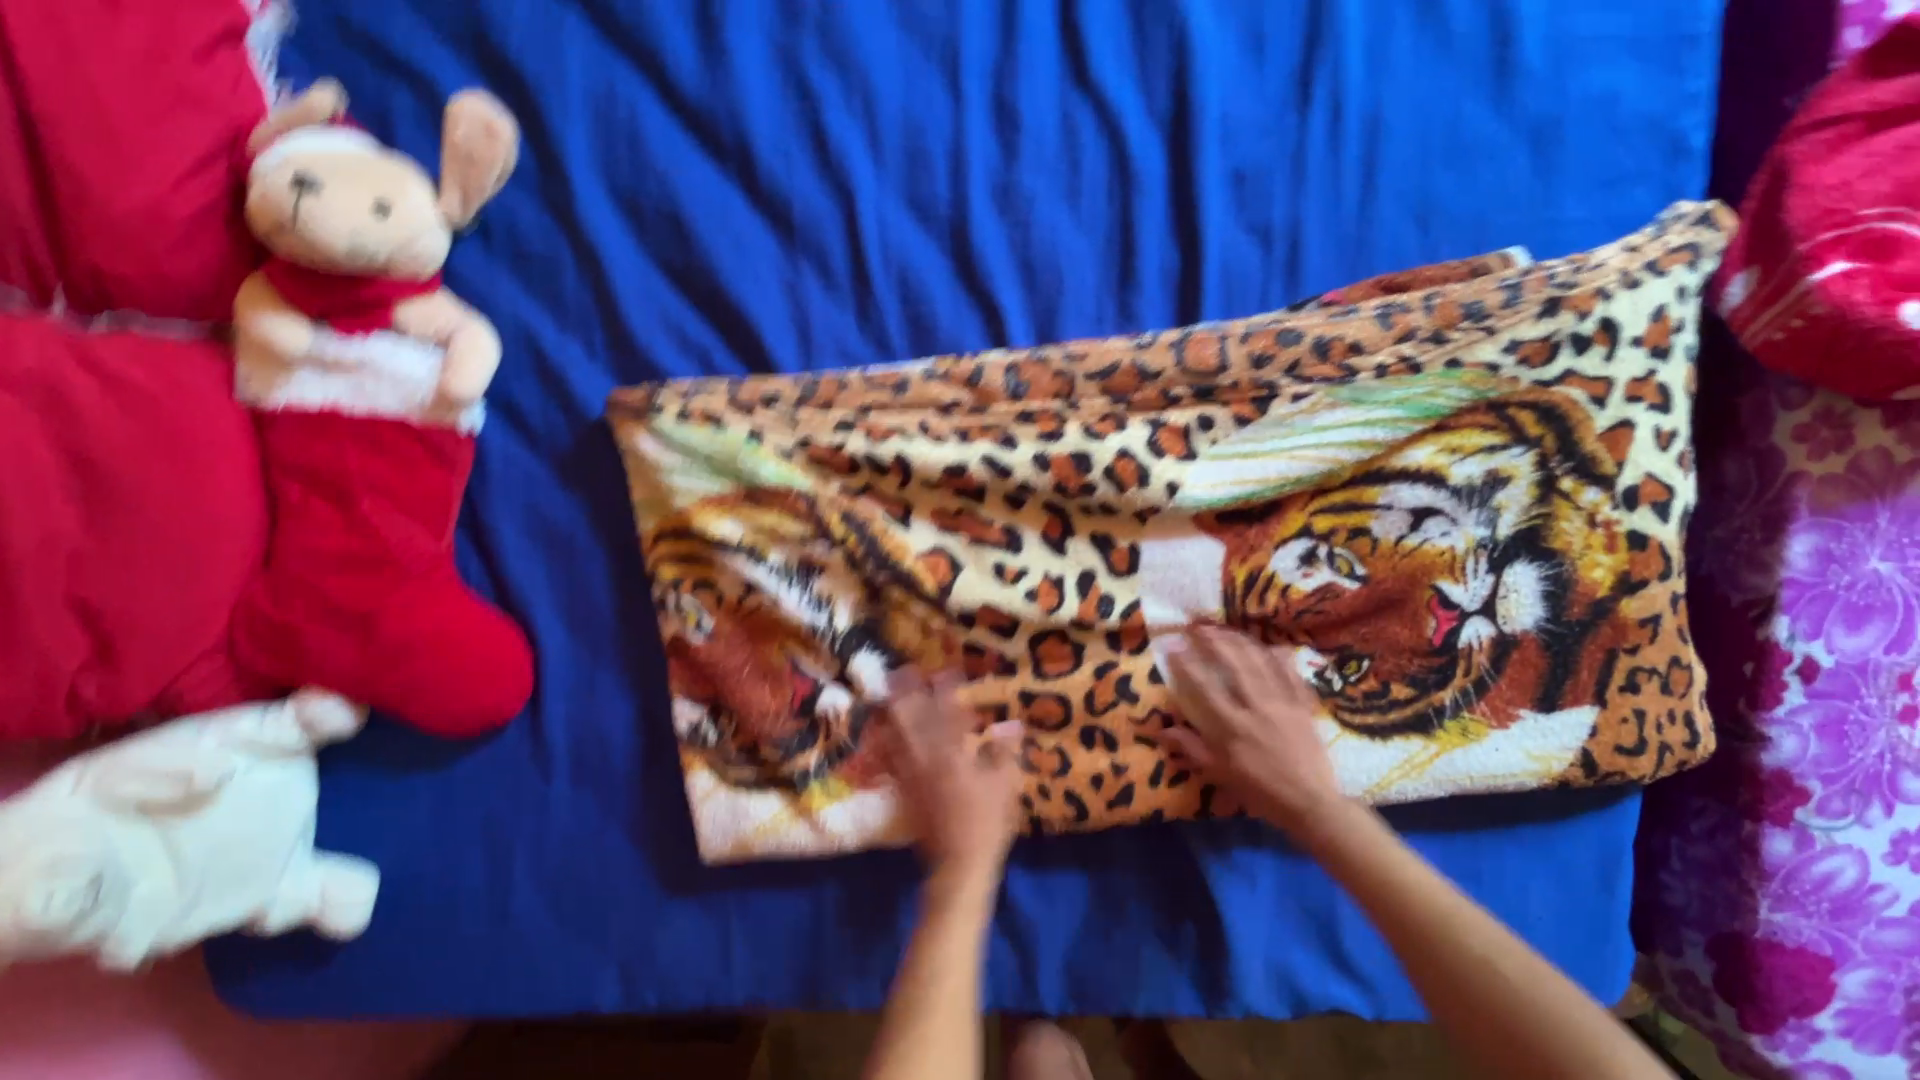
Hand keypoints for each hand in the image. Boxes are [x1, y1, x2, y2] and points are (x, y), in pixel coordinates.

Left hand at [883, 670, 1023, 886]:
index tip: (946, 670)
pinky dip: (887, 741)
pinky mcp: (903, 790)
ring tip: (889, 693)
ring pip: (895, 735)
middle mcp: (926, 759)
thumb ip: (1005, 752)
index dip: (945, 690)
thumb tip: (1012, 724)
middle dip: (907, 693)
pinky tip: (885, 733)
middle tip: (903, 672)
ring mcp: (911, 775)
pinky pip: (890, 758)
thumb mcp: (1005, 785)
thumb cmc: (987, 824)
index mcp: (953, 755)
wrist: (958, 864)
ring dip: (893, 712)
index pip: (947, 713)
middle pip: (911, 719)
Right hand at [1157, 626, 1345, 836]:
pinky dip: (1280, 659)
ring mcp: (1283, 704)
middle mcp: (1257, 708)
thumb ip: (1192, 748)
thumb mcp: (1220, 774)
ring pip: (1261, 664)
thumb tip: (1161, 730)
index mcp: (1232, 727)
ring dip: (1242, 643)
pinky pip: (1292, 676)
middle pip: (1235, 666)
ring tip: (1225, 629)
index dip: (1188, 664)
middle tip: (1198, 626)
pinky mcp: (1303, 707)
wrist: (1310, 804)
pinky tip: (1270, 646)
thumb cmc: (1260, 791)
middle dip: (1215, 642)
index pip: (1205, 687)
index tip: (1174, 646)